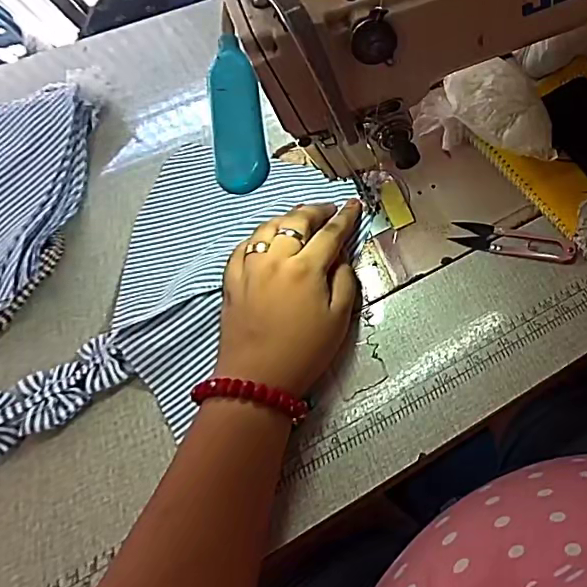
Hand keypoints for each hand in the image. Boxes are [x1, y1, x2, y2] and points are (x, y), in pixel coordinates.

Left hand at [217, 200, 362, 394]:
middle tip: (330, 209)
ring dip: (287, 219)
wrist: (257, 381)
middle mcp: (275, 261)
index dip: (345, 217)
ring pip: (267, 229)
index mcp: (305, 269)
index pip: (330, 232)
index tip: (354, 205)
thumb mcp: (340, 317)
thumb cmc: (306, 351)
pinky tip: (267, 240)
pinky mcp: (232, 282)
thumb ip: (344, 279)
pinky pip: (243, 248)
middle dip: (316, 211)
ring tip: (300, 220)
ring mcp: (249, 269)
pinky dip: (259, 237)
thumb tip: (339, 258)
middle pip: (296, 222)